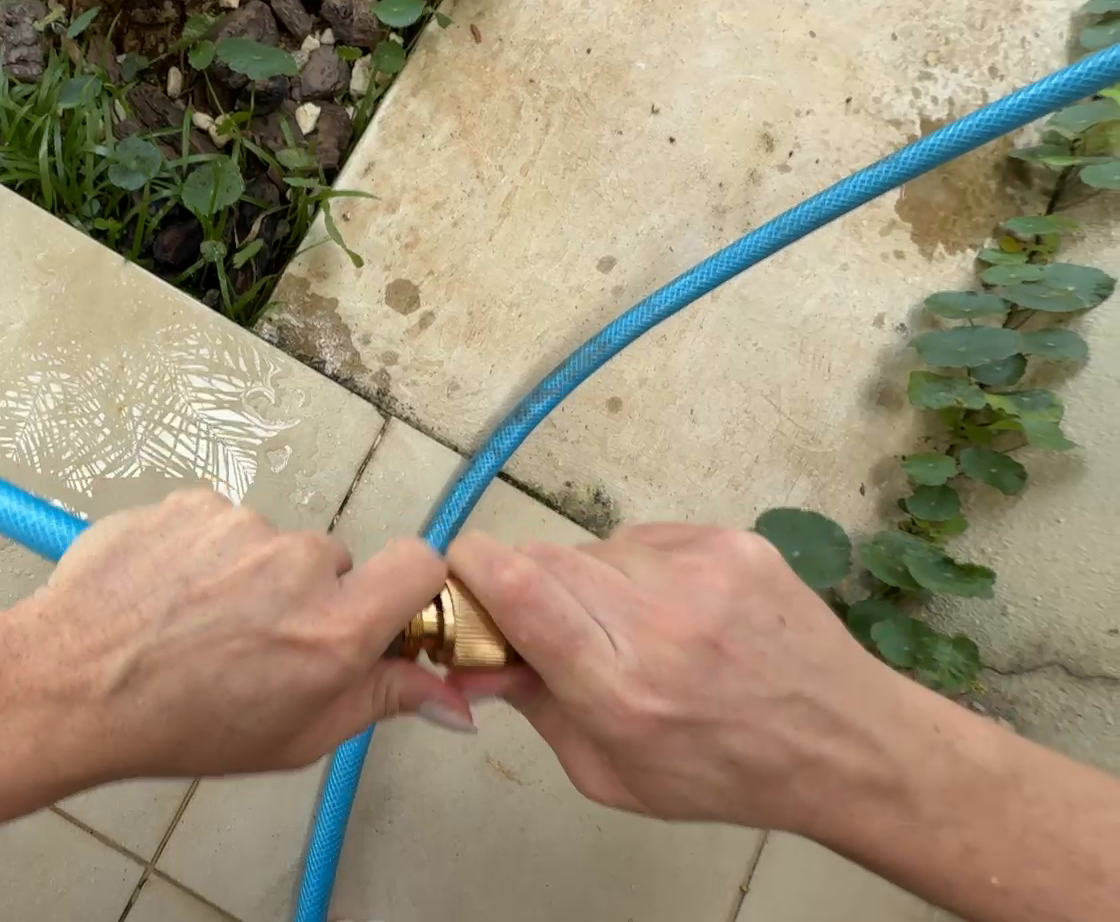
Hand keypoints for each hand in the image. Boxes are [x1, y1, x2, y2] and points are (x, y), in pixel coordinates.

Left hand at [10, 488, 470, 777]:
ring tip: (195, 616)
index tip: (381, 608)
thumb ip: (379, 701)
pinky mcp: (192, 501)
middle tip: (254, 634)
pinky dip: (203, 549)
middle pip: (331, 561)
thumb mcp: (293, 736)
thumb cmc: (180, 723)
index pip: (420, 564)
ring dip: (247, 572)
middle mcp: (295, 563)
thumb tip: (455, 699)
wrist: (73, 681)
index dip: (408, 584)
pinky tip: (167, 588)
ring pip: (268, 543)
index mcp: (332, 626)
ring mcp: (239, 523)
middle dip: (307, 594)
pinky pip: (218, 523)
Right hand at [447, 524, 917, 832]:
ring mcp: (698, 573)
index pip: (518, 590)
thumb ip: (529, 706)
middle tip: (553, 617)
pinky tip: (673, 603)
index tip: (456, 572)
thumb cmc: (718, 773)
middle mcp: (658, 623)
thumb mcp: (607, 774)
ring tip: (630, 620)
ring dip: (584, 578)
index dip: (470, 566)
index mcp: (620, 690)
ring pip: (585, 547)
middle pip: (538, 558)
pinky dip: (633, 566)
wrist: (857, 747)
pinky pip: (634, 537)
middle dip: (522, 580)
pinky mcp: (727, 541)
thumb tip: (468, 648)